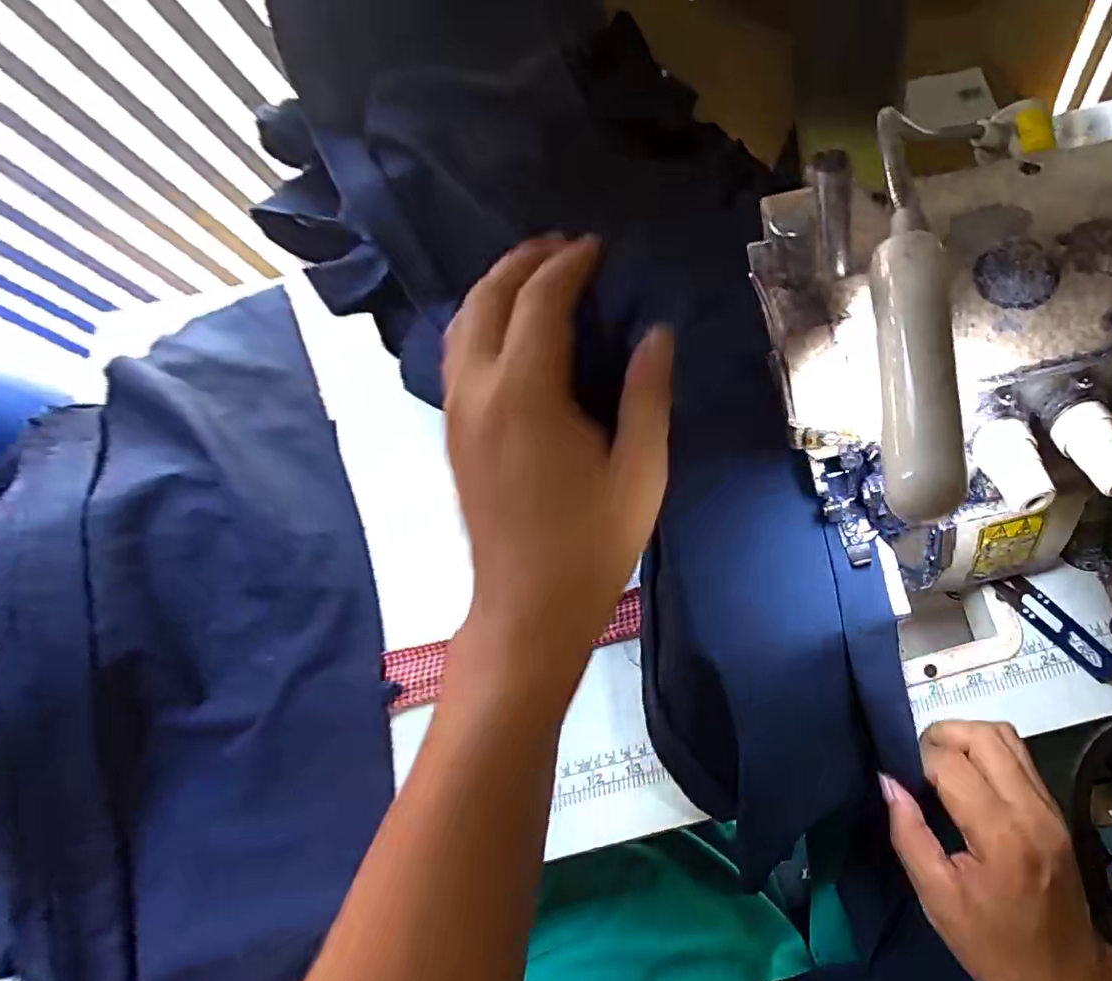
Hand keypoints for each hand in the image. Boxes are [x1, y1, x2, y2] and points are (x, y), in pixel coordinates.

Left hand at [442, 234, 672, 657]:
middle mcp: (478, 390)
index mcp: (527, 395)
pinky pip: (457, 353)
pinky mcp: (454, 432)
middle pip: (489, 298)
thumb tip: (656, 334)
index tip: (597, 248)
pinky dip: (481, 320)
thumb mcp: (641, 470)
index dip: (569, 267)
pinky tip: (507, 327)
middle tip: (565, 246)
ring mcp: (457, 411)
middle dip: (525, 261)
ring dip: (496, 286)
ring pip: (462, 322)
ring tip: (534, 273)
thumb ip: (648, 395)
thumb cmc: (594, 541)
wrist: (530, 602)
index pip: (540, 303)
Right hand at [882, 721, 1111, 980]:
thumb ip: (909, 836)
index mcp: (1001, 834)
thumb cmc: (995, 949)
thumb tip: (887, 781)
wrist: (1068, 980)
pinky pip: (1019, 755)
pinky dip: (988, 749)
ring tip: (939, 762)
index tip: (898, 774)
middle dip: (942, 735)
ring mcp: (1049, 804)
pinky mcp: (1055, 807)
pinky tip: (968, 773)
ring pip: (1005, 736)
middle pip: (982, 736)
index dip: (917, 759)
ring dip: (966, 736)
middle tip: (916, 761)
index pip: (951, 764)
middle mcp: (1031, 808)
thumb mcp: (939, 902)